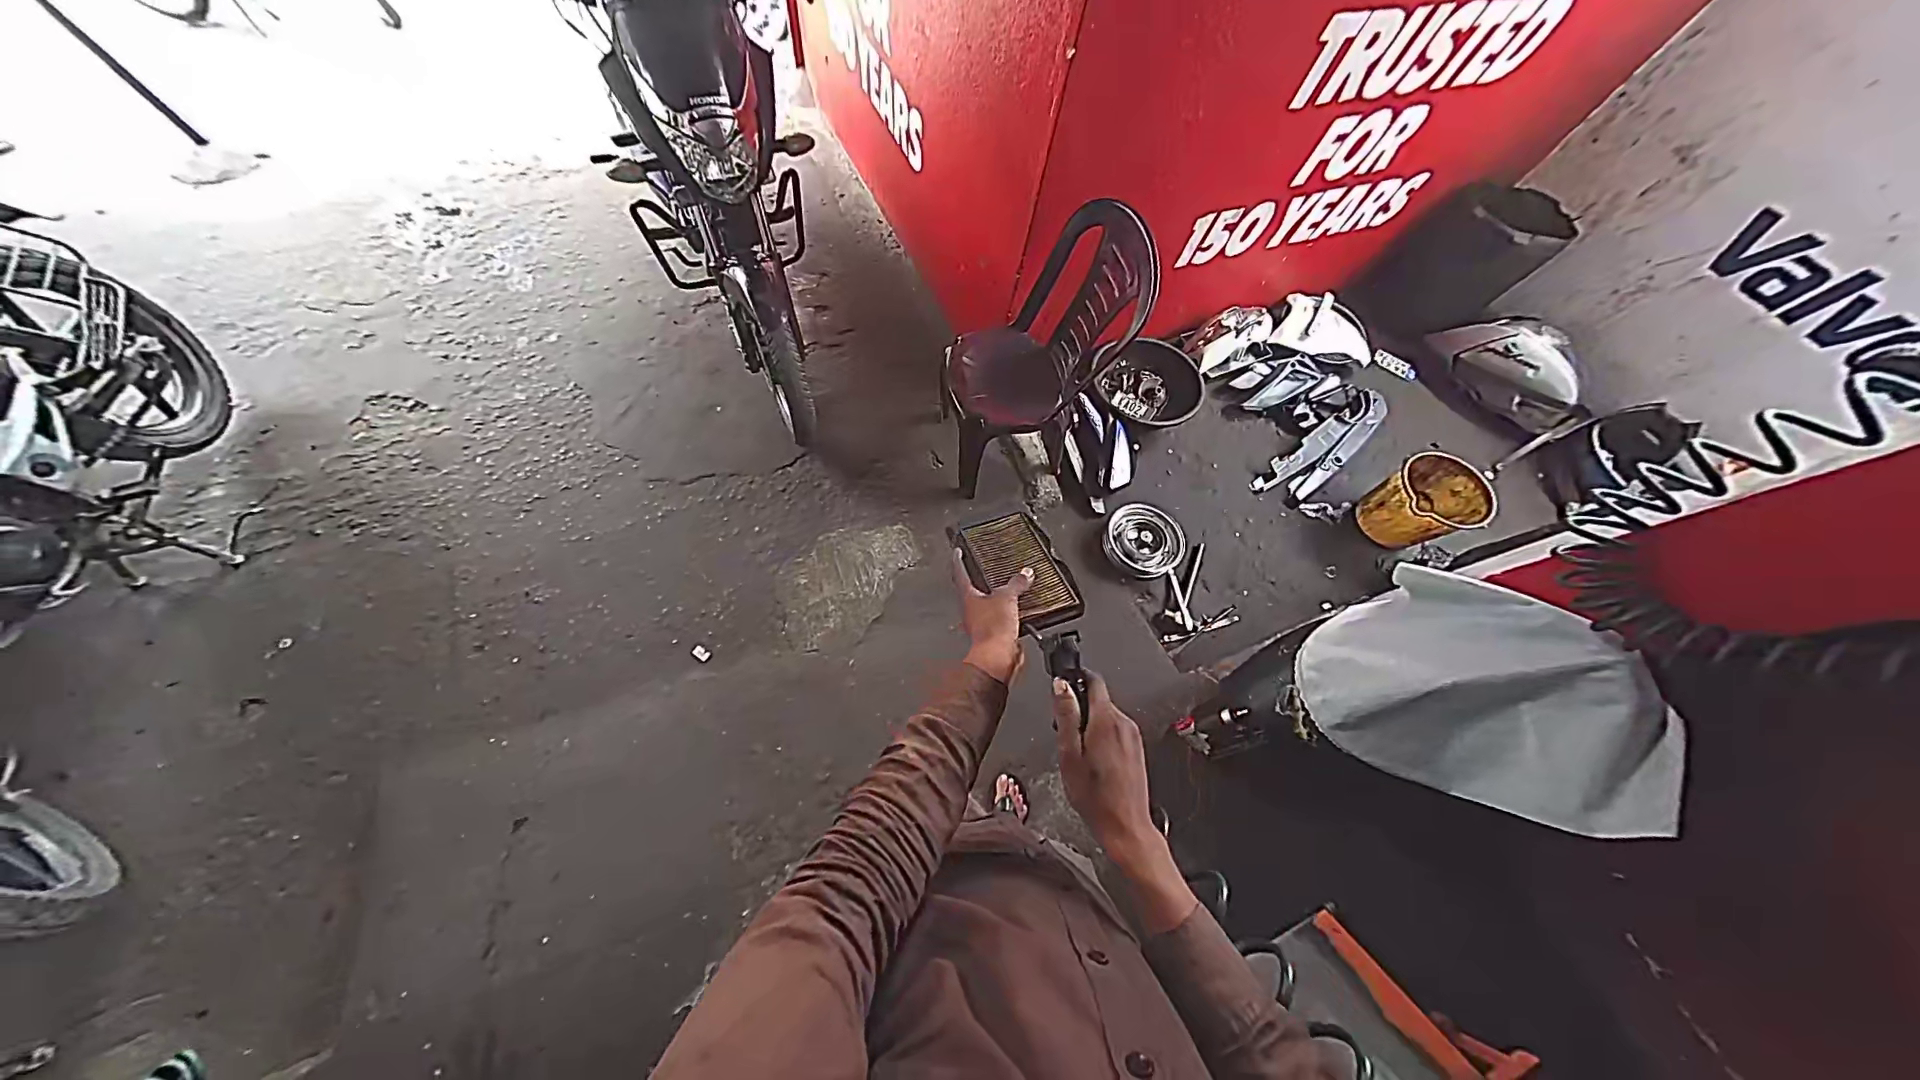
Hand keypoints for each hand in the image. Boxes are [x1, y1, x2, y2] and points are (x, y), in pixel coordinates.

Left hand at [952, 549, 1031, 684]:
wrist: (997, 658)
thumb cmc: (992, 629)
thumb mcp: (1007, 598)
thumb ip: (1016, 584)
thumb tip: (1025, 574)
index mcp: (968, 597)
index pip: (959, 573)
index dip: (958, 560)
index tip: (957, 551)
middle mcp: (970, 610)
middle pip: (971, 590)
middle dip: (978, 579)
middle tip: (983, 568)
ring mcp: (980, 623)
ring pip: (986, 605)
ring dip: (995, 596)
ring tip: (1008, 588)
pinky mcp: (992, 634)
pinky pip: (999, 618)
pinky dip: (1007, 612)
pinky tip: (1017, 611)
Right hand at [1053, 672, 1160, 870]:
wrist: (1125, 826)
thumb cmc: (1096, 798)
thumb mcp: (1069, 754)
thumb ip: (1066, 715)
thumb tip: (1061, 686)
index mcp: (1106, 721)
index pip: (1093, 679)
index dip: (1075, 678)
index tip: (1063, 687)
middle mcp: (1124, 723)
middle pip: (1098, 699)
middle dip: (1080, 711)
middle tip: (1067, 737)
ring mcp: (1133, 736)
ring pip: (1105, 715)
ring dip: (1090, 726)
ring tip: (1081, 755)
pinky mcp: (1136, 747)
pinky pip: (1115, 730)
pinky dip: (1101, 738)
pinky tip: (1095, 762)